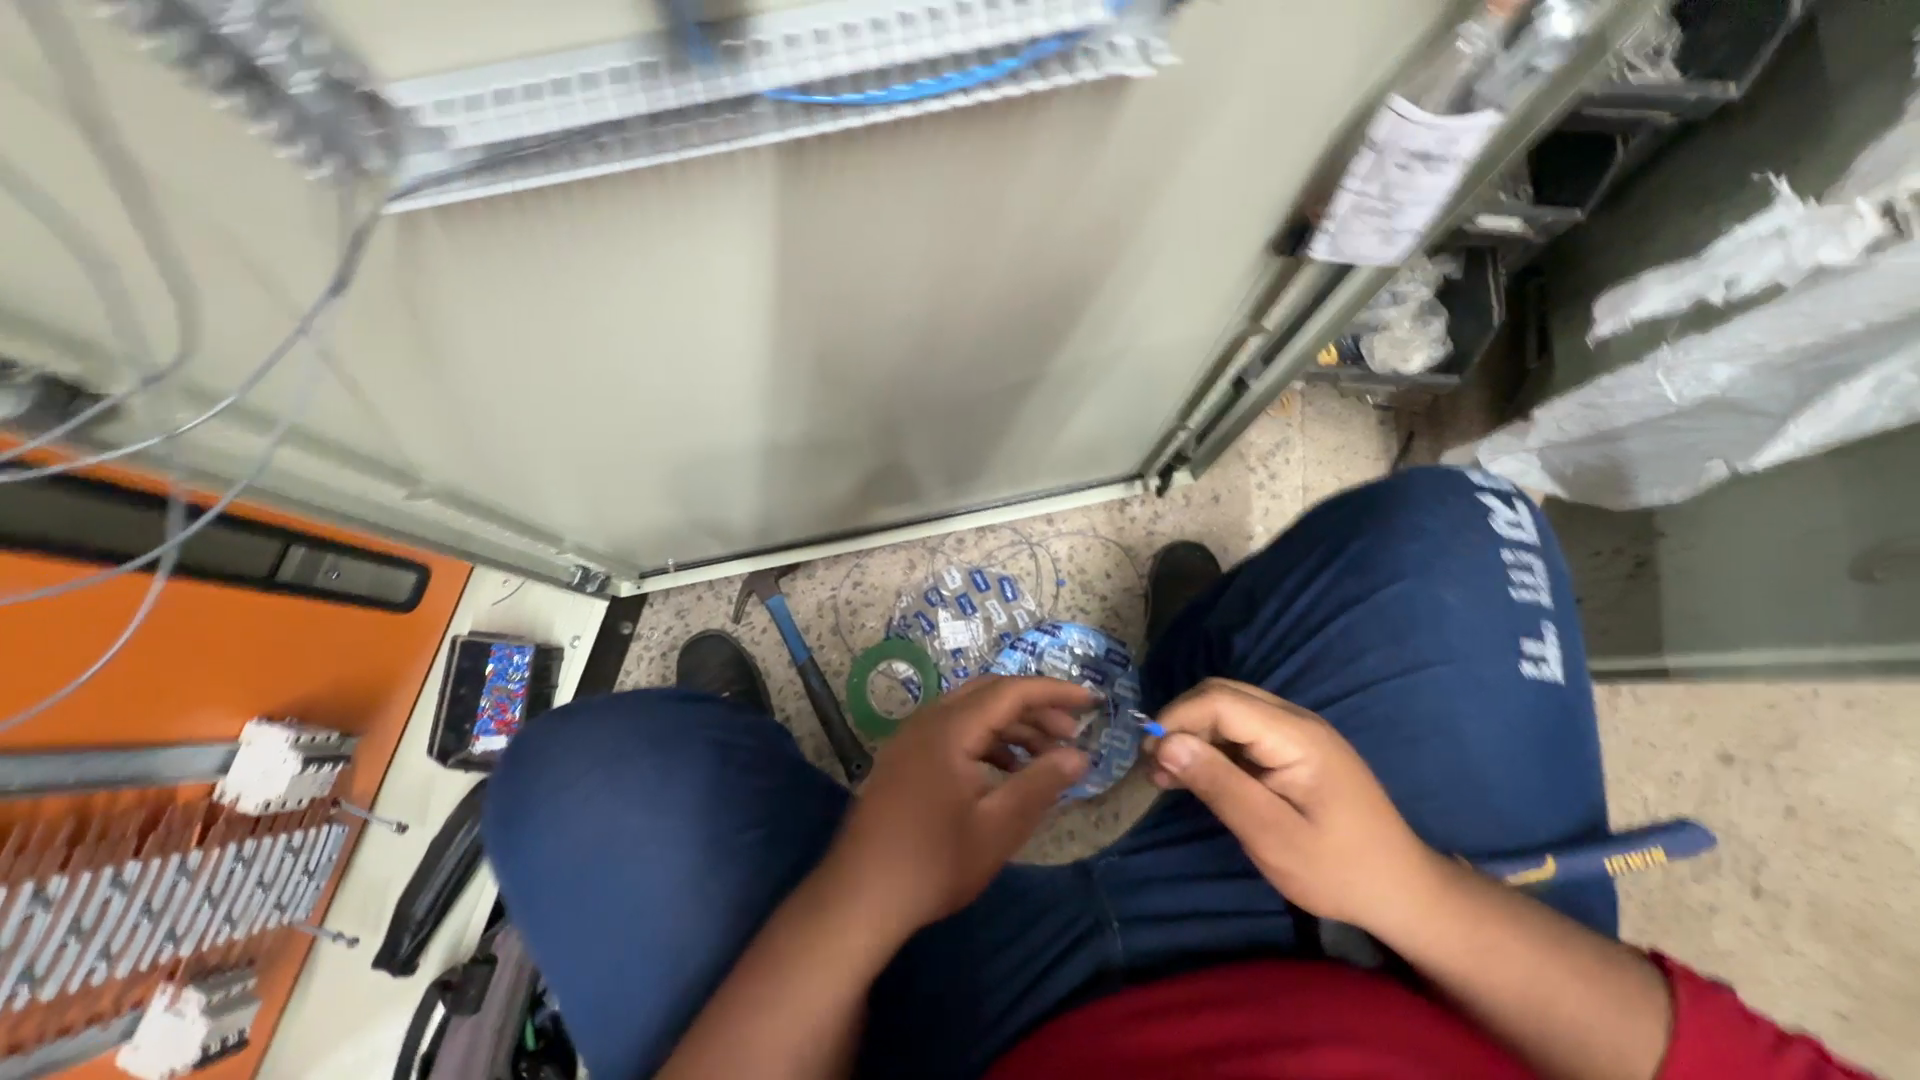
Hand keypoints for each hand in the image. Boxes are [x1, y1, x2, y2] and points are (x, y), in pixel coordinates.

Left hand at [823, 676, 1093, 935]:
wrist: (859, 898)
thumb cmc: (934, 863)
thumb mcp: (999, 826)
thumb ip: (1041, 784)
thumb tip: (1078, 756)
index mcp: (948, 728)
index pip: (1010, 691)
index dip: (1055, 692)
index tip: (1092, 702)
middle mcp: (926, 722)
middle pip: (988, 695)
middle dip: (1034, 708)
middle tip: (1071, 733)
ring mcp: (909, 741)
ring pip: (969, 714)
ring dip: (1010, 727)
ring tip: (1046, 757)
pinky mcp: (902, 762)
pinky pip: (952, 734)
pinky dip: (985, 743)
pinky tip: (1006, 772)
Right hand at [1147, 678, 1442, 929]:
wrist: (1401, 890)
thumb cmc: (1336, 869)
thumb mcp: (1271, 835)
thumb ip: (1219, 784)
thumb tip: (1163, 744)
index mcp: (1295, 736)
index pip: (1219, 701)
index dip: (1176, 720)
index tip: (1149, 760)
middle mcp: (1296, 721)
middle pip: (1221, 695)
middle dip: (1180, 723)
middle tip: (1153, 768)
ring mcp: (1298, 733)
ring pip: (1228, 709)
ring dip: (1193, 734)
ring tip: (1167, 777)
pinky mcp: (1296, 750)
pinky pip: (1243, 730)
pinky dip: (1212, 746)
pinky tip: (1198, 777)